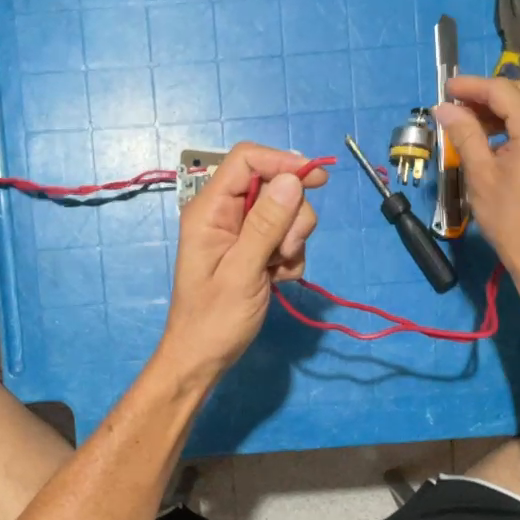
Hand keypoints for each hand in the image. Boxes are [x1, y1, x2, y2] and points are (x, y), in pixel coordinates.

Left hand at [158, 143, 326, 381]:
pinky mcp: (254, 252)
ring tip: (277, 271)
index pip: (246, 160)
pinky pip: (285, 239)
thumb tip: (292, 180)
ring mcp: (240, 234)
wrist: (203, 359)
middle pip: (273, 186)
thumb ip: (266, 225)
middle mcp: (224, 214)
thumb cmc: (214, 321)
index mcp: (209, 210)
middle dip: (291, 216)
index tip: (316, 181)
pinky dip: (290, 258)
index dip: (282, 162)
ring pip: (285, 214)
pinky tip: (278, 281)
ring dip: (293, 241)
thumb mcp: (242, 272)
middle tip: (285, 251)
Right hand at [435, 75, 519, 278]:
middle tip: (454, 104)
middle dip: (485, 95)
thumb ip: (464, 134)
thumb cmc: (508, 218)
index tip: (446, 88)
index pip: (502, 91)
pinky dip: (515, 123)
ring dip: (500, 108)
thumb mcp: (480, 174)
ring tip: (468, 120)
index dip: (472, 87)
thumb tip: (443, 108)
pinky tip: (492, 135)